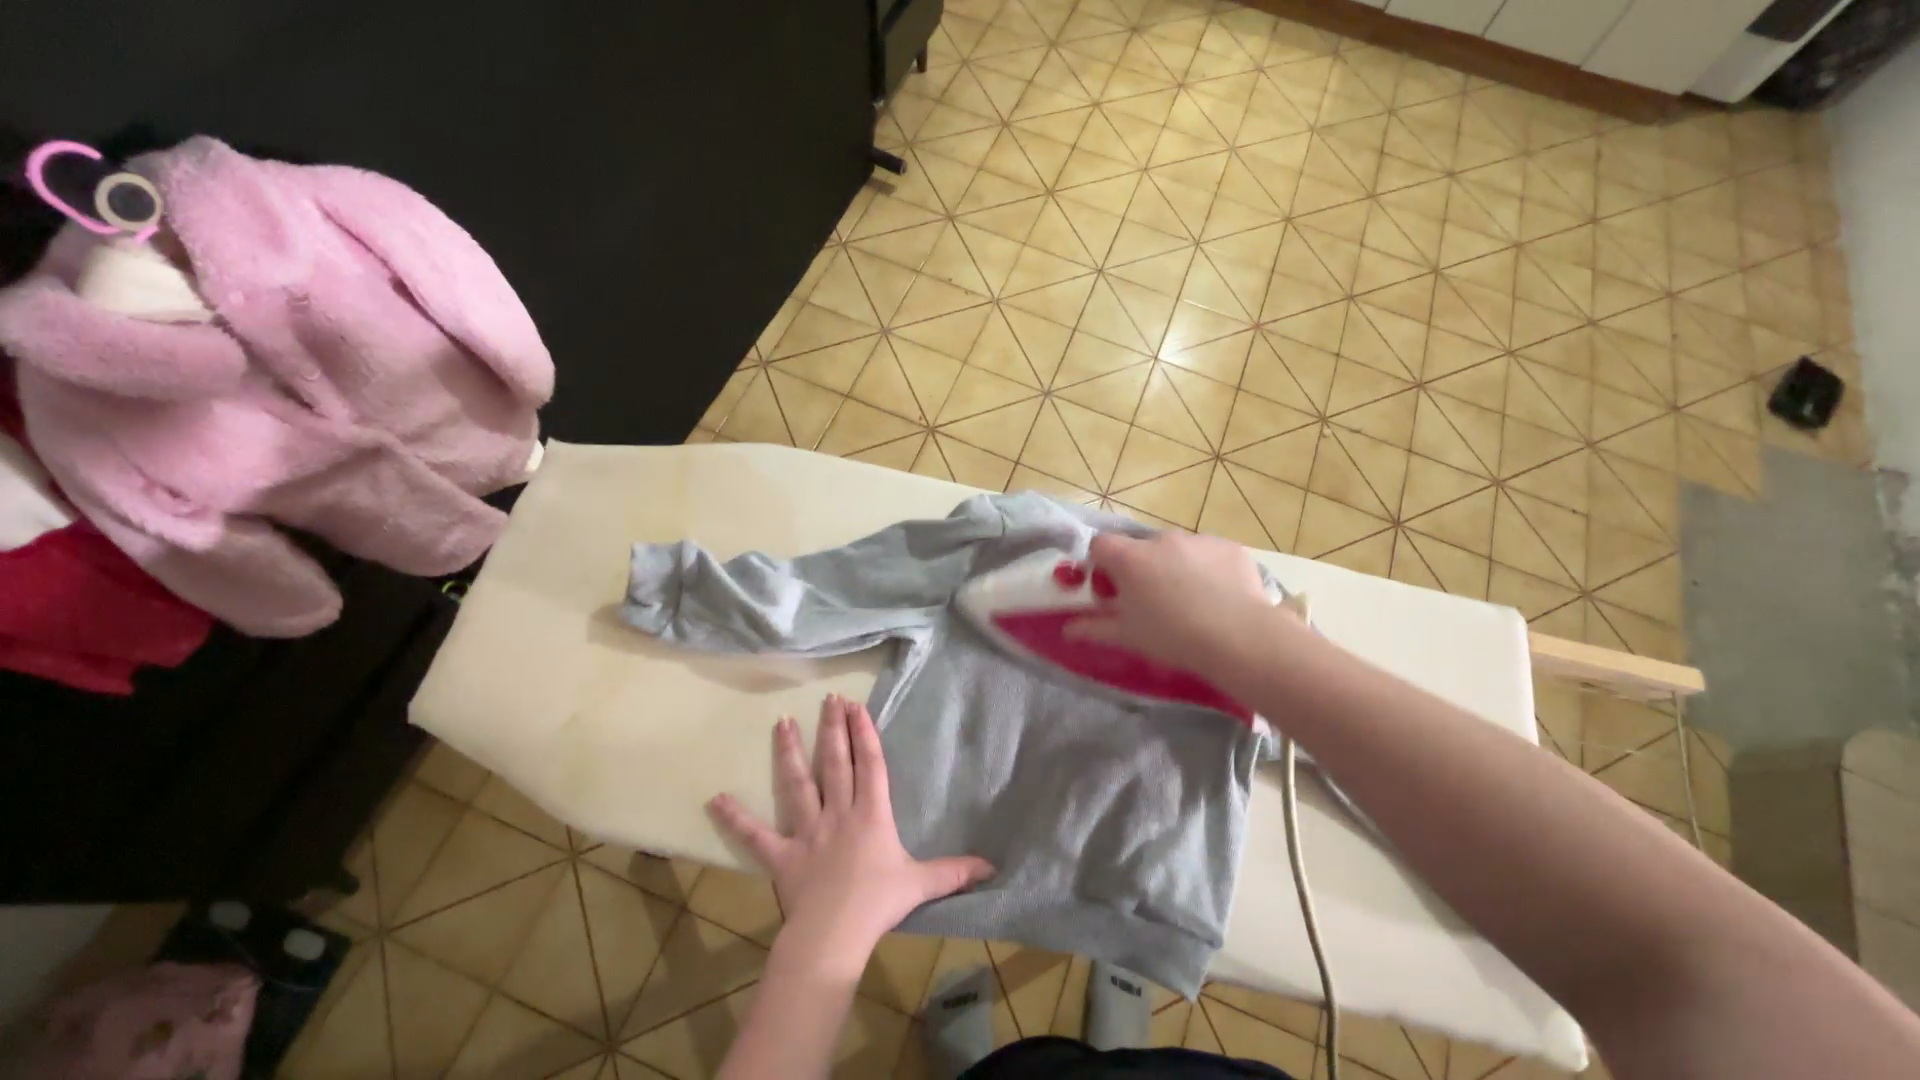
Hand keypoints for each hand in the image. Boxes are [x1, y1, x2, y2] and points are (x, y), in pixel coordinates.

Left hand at [708, 694, 993, 971]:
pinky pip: (755, 834)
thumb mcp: (922, 884)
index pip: (870, 765)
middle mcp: (838, 813)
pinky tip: (715, 799)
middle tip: (829, 699)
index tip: (857, 705)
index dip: (865, 733)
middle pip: (835, 763)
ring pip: (797, 784)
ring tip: (782, 723)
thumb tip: (993, 867)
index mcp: (872, 815)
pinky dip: (735, 817)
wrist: (834, 933)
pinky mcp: (781, 855)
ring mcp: (806, 831)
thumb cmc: (879, 903)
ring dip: (790, 753)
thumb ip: (955, 871)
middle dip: (833, 728)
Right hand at [1068, 531, 1293, 675]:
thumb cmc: (1172, 637)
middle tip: (1153, 603)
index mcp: (1130, 558)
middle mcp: (1161, 539)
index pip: (1100, 545)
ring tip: (1193, 603)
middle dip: (1142, 569)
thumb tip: (1067, 629)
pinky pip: (1211, 554)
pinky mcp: (1230, 547)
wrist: (1239, 637)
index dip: (1100, 564)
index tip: (1109, 590)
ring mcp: (1199, 540)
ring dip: (1177, 568)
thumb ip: (1092, 628)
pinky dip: (1210, 570)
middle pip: (1141, 548)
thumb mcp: (1127, 637)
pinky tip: (1221, 598)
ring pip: (1178, 550)